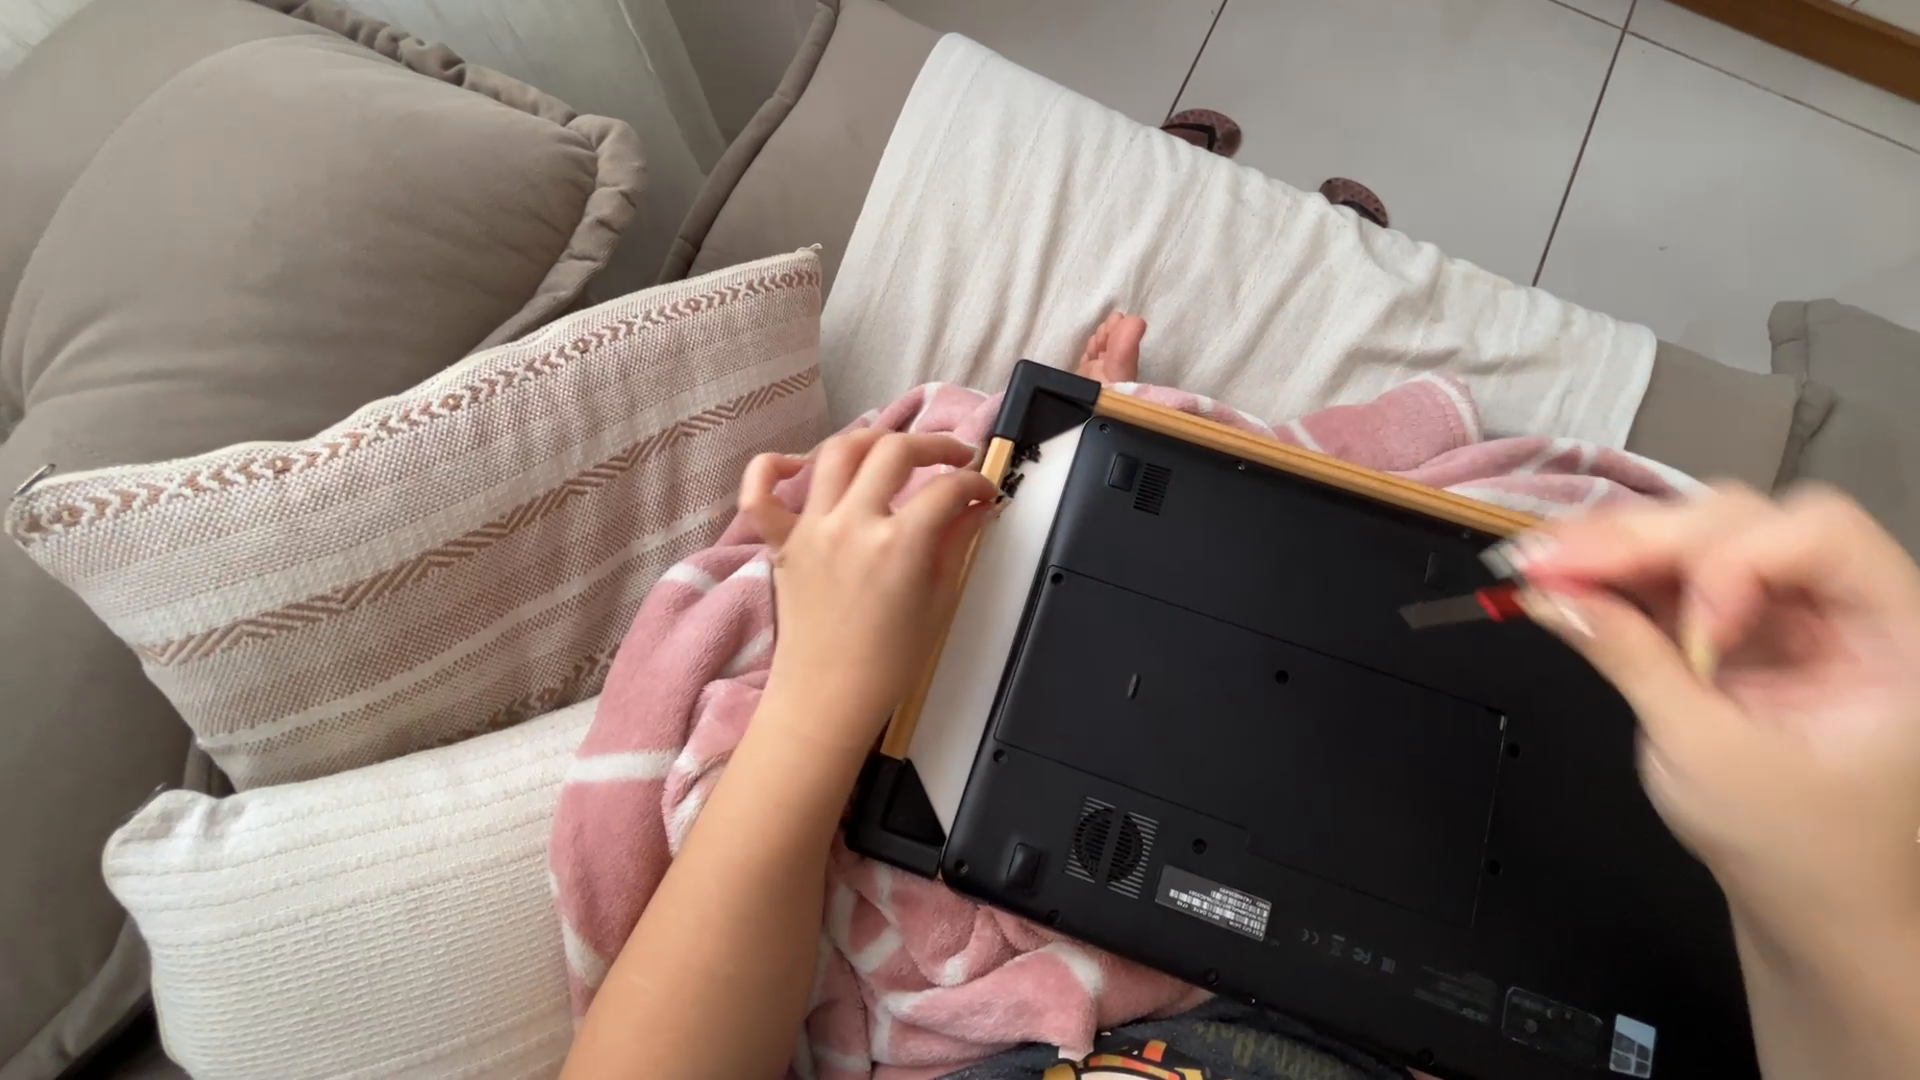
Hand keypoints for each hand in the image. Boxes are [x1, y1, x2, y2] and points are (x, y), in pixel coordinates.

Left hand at [738, 432, 998, 754]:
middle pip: (894, 452)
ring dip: (873, 440)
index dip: (976, 483)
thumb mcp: (938, 600)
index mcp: (898, 545)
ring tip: (894, 451)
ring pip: (837, 452)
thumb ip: (957, 543)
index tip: (985, 491)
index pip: (946, 489)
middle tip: (953, 458)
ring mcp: (811, 530)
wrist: (830, 697)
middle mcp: (852, 525)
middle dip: (934, 445)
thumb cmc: (889, 661)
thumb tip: (979, 507)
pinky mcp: (781, 543)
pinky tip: (797, 464)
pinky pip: (760, 493)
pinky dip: (772, 467)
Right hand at [1508, 486, 1919, 932]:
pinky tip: (1554, 576)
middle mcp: (1832, 605)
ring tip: (1536, 562)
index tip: (1685, 633)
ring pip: (1686, 537)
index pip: (1815, 538)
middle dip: (1639, 538)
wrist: (1803, 892)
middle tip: (1548, 560)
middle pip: (1735, 522)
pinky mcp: (1717, 625)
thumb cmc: (1787, 838)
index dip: (1735, 564)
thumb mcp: (1706, 749)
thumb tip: (1550, 596)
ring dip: (1607, 545)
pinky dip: (1601, 572)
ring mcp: (1771, 611)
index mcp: (1890, 635)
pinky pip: (1657, 577)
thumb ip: (1633, 659)